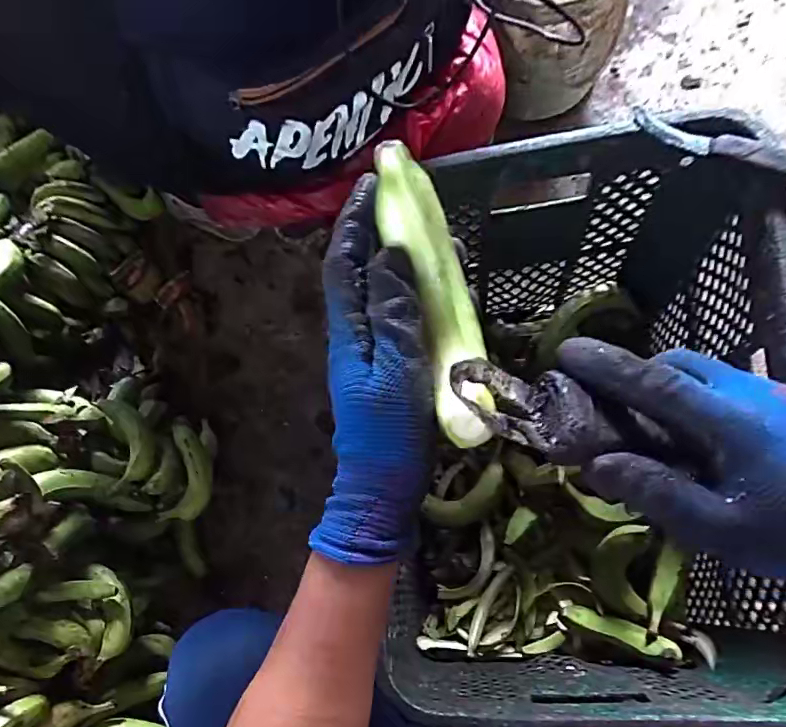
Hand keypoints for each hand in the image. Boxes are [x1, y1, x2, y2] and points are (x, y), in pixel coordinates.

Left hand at [309, 174, 433, 565]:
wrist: (384, 485)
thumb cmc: (388, 433)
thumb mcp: (395, 369)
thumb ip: (393, 313)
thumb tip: (391, 253)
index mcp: (349, 332)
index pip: (344, 263)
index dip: (353, 222)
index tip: (373, 182)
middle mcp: (357, 337)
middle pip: (362, 275)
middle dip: (378, 234)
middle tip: (410, 204)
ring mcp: (374, 355)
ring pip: (384, 297)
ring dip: (403, 265)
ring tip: (433, 240)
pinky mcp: (393, 371)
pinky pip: (403, 322)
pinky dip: (419, 299)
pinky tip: (441, 293)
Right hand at [559, 339, 785, 655]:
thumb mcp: (713, 528)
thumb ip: (655, 491)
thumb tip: (597, 465)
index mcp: (738, 424)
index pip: (659, 384)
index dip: (609, 367)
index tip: (568, 350)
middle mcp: (758, 396)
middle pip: (682, 365)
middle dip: (636, 374)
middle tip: (602, 402)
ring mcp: (779, 396)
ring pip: (707, 373)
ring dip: (666, 388)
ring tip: (643, 428)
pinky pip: (727, 389)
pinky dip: (693, 401)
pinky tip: (689, 440)